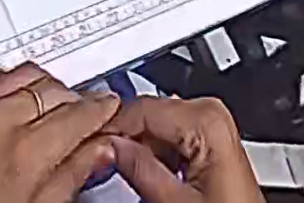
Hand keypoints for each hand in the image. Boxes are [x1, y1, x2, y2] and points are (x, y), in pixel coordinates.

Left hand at [0, 62, 120, 202]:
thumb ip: (71, 175)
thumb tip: (100, 148)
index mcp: (25, 152)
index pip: (78, 113)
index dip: (100, 110)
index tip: (108, 108)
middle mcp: (0, 120)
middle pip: (56, 89)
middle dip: (75, 102)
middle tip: (84, 117)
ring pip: (28, 73)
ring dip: (46, 87)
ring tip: (53, 106)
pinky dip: (12, 80)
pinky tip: (19, 96)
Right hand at [106, 97, 263, 202]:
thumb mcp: (175, 202)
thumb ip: (139, 169)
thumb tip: (110, 145)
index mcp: (206, 118)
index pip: (142, 109)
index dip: (111, 127)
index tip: (90, 142)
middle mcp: (211, 111)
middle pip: (150, 114)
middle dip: (124, 135)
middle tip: (98, 154)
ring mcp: (213, 122)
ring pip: (158, 124)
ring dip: (137, 144)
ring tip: (117, 165)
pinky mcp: (211, 136)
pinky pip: (172, 134)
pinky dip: (155, 152)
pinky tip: (143, 170)